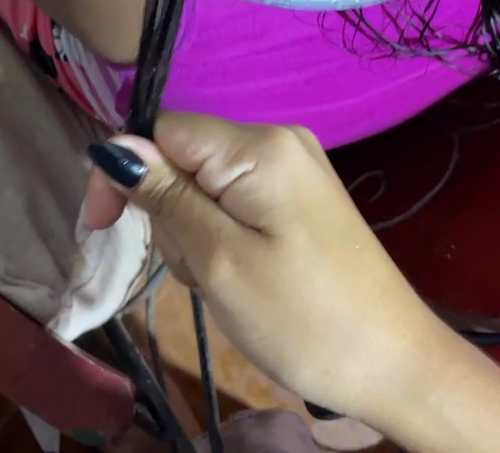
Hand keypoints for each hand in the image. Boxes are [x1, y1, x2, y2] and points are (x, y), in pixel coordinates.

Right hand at [81, 115, 430, 422]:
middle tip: (200, 272)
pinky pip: (234, 199)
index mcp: (258, 146)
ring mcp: (292, 167)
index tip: (101, 226)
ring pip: (204, 183)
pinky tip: (243, 275)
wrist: (399, 369)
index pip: (162, 130)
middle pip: (183, 158)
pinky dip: (221, 236)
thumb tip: (112, 145)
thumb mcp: (219, 260)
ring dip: (195, 232)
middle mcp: (276, 140)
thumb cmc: (304, 320)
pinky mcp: (299, 195)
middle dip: (171, 214)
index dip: (126, 171)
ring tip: (225, 281)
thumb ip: (164, 196)